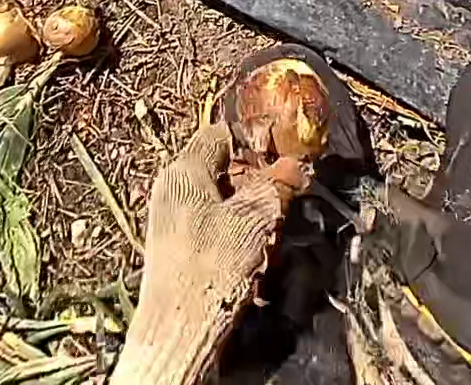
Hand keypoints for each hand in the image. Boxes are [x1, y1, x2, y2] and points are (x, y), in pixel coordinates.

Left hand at [110, 122, 285, 384]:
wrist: (179, 335)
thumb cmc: (211, 265)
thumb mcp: (255, 217)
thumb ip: (278, 183)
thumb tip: (297, 164)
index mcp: (183, 171)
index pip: (221, 134)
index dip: (253, 139)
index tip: (281, 152)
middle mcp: (173, 189)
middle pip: (223, 168)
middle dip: (256, 178)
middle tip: (283, 189)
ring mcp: (173, 220)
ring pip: (223, 198)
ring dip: (250, 207)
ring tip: (272, 222)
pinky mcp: (179, 249)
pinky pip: (215, 224)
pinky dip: (238, 230)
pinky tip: (256, 247)